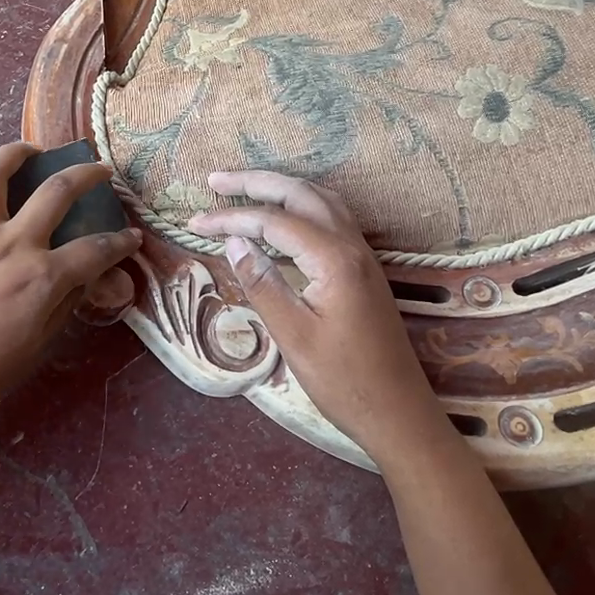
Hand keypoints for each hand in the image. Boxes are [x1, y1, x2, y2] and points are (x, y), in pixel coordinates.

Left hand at [0, 142, 143, 444]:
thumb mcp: (35, 348)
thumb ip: (64, 306)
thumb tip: (91, 282)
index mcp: (42, 277)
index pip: (95, 251)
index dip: (120, 242)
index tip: (133, 236)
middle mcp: (12, 243)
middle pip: (56, 191)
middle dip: (86, 175)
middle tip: (99, 170)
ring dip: (17, 153)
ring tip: (31, 150)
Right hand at [187, 170, 437, 463]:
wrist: (400, 414)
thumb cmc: (343, 382)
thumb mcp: (293, 337)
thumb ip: (262, 284)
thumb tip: (233, 242)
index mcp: (333, 259)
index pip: (273, 221)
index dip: (231, 217)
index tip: (195, 221)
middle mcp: (351, 245)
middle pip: (300, 193)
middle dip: (256, 182)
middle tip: (215, 180)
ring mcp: (362, 255)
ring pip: (320, 200)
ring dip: (281, 187)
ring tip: (245, 187)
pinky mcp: (364, 268)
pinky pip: (331, 216)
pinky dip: (300, 204)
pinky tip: (283, 216)